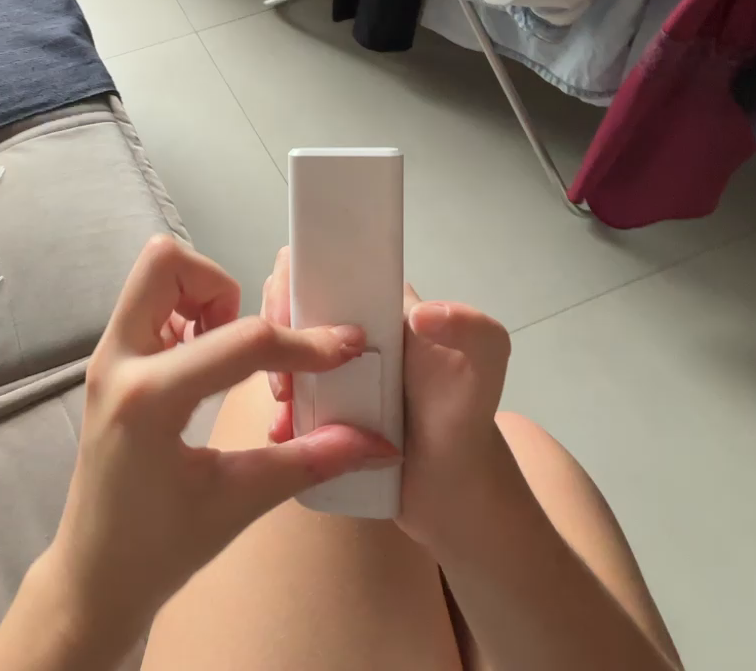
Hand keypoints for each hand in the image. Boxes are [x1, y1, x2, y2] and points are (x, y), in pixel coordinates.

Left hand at [42, 237, 400, 645]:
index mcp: (148, 399)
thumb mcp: (239, 502)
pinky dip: (187, 315)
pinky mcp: (110, 362)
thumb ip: (309, 459)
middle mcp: (117, 360)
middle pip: (166, 262)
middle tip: (246, 337)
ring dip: (203, 297)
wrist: (95, 574)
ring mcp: (107, 357)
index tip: (345, 345)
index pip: (240, 342)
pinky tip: (204, 366)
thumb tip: (376, 440)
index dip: (303, 343)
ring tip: (226, 355)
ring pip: (154, 274)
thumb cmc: (158, 548)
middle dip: (222, 284)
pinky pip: (148, 303)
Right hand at [259, 247, 521, 552]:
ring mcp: (326, 367)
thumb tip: (422, 314)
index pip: (320, 267)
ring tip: (286, 409)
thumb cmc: (464, 416)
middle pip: (288, 306)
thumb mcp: (484, 365)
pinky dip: (276, 413)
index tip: (294, 320)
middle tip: (289, 377)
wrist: (452, 489)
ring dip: (271, 374)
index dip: (296, 283)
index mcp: (375, 302)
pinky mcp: (315, 406)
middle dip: (275, 335)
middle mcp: (345, 326)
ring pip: (277, 350)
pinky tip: (285, 433)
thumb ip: (472, 329)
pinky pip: (281, 397)